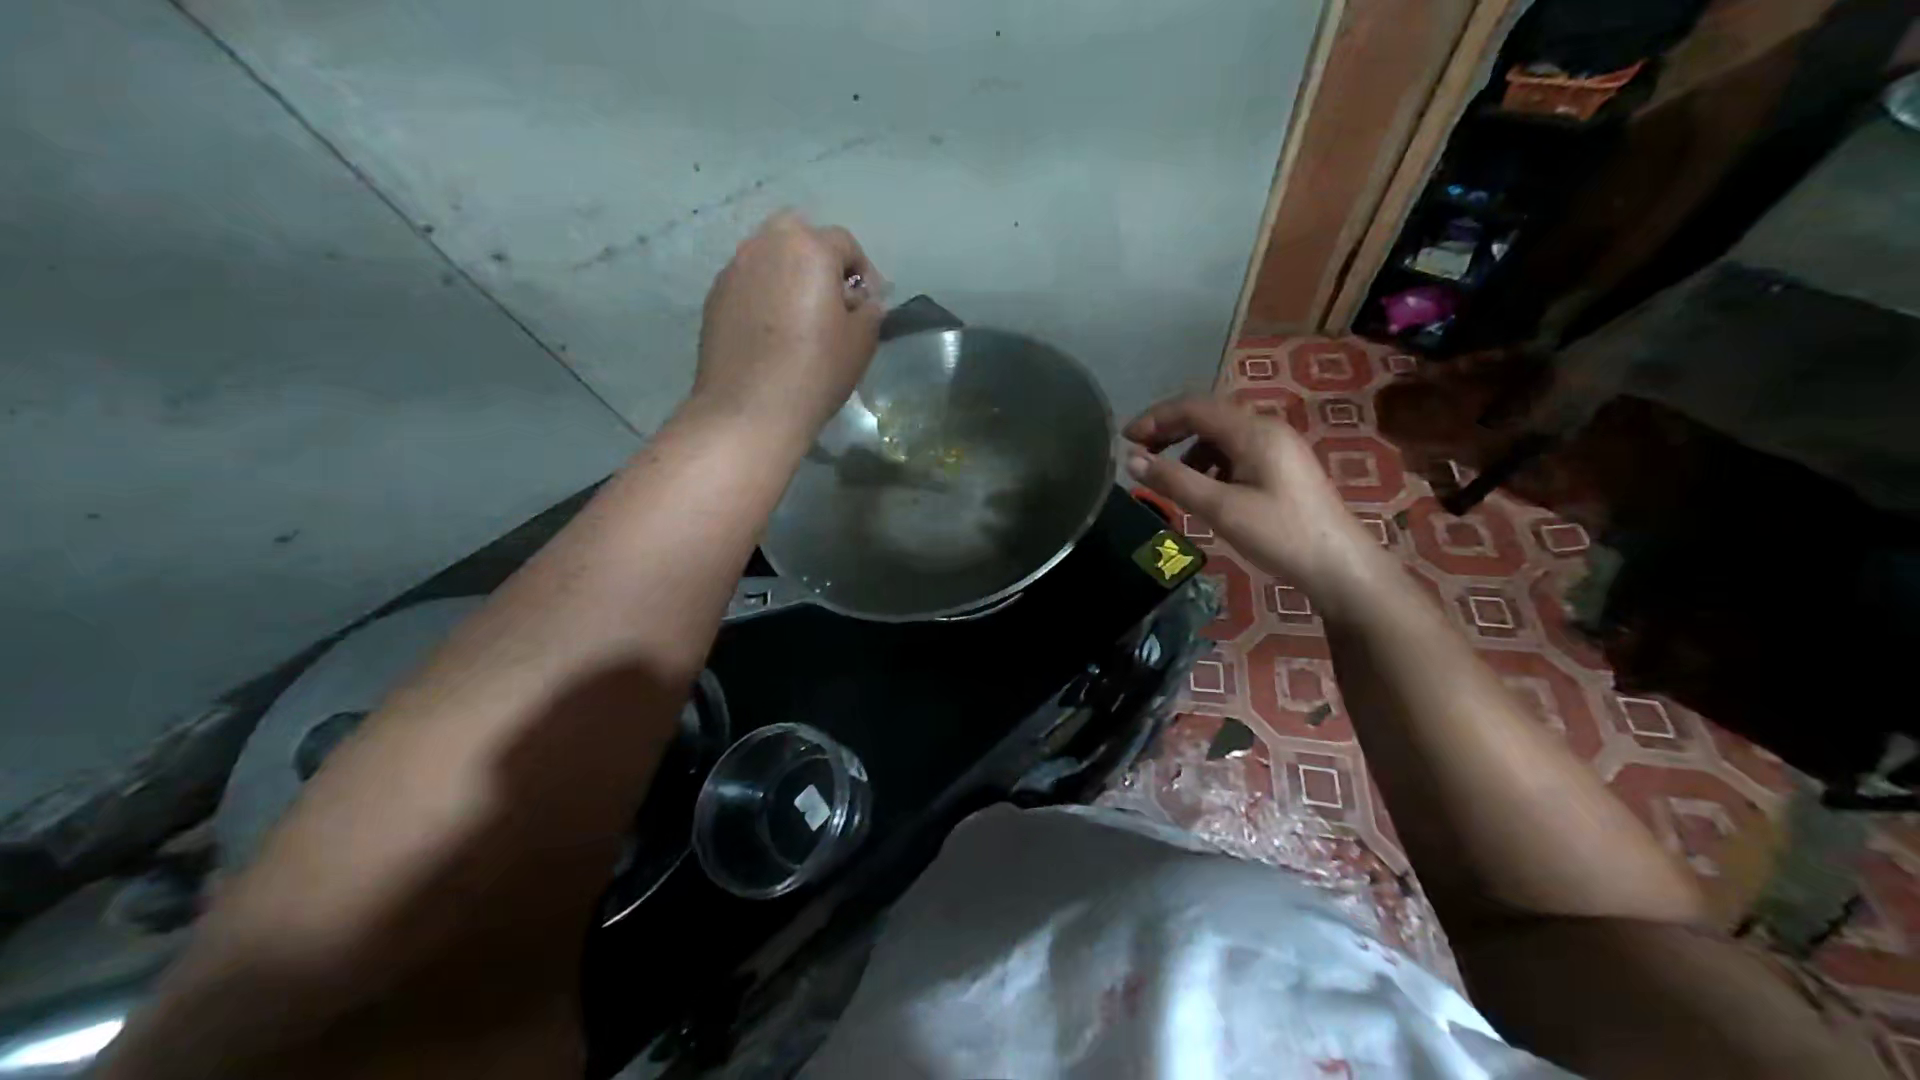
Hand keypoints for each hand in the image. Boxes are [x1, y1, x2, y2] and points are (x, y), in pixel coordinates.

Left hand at [694, 211, 883, 436]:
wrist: (750, 409)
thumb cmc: (815, 370)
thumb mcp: (860, 342)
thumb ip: (869, 311)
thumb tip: (864, 303)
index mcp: (808, 248)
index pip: (844, 242)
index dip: (863, 271)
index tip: (867, 303)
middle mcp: (765, 245)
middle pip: (799, 235)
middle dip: (819, 258)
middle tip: (831, 298)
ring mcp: (734, 269)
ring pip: (768, 256)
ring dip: (788, 274)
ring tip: (800, 315)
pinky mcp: (714, 297)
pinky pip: (748, 282)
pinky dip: (764, 294)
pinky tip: (772, 331)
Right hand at [1124, 396, 1378, 601]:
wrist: (1339, 566)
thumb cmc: (1280, 535)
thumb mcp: (1220, 509)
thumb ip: (1174, 481)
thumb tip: (1131, 459)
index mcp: (1253, 431)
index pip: (1193, 407)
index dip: (1155, 419)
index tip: (1125, 440)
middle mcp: (1266, 428)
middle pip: (1207, 415)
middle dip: (1168, 430)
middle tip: (1138, 454)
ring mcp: (1277, 446)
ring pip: (1220, 434)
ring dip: (1187, 448)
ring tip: (1166, 476)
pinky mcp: (1280, 466)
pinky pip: (1235, 451)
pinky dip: (1209, 462)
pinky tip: (1202, 488)